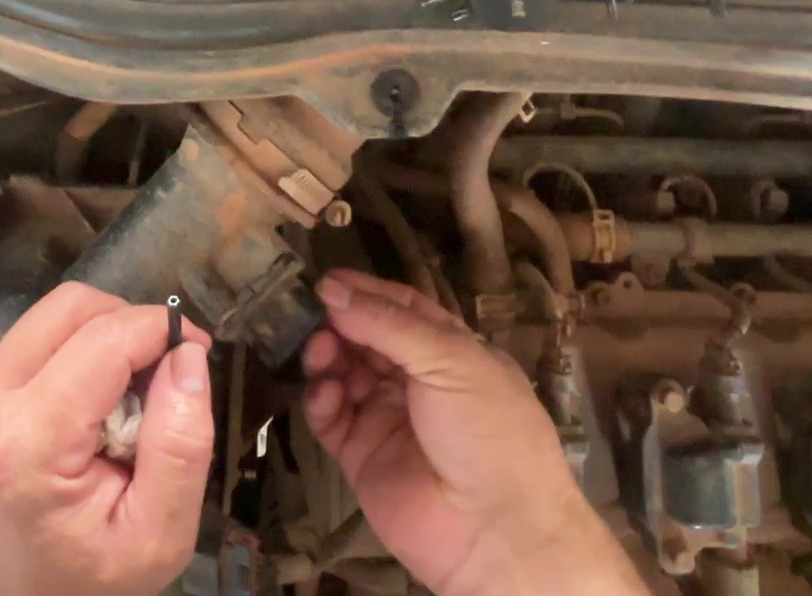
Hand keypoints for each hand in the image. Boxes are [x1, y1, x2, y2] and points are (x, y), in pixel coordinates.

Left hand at [0, 282, 214, 595]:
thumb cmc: (88, 585)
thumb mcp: (159, 534)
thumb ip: (181, 443)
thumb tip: (188, 353)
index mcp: (24, 445)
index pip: (104, 338)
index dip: (161, 328)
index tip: (197, 350)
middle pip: (71, 307)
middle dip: (130, 323)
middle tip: (161, 371)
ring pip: (50, 315)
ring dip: (102, 334)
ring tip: (126, 390)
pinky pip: (32, 340)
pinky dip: (75, 351)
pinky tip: (91, 401)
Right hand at [302, 269, 648, 595]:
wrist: (496, 532)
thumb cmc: (487, 428)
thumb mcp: (449, 360)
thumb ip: (387, 323)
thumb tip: (330, 288)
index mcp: (448, 350)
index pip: (400, 308)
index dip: (366, 292)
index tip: (328, 280)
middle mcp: (415, 379)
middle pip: (366, 338)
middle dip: (340, 324)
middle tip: (314, 315)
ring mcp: (386, 417)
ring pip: (344, 373)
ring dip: (327, 357)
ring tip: (320, 351)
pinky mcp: (361, 455)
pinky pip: (331, 417)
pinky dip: (321, 400)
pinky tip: (325, 393)